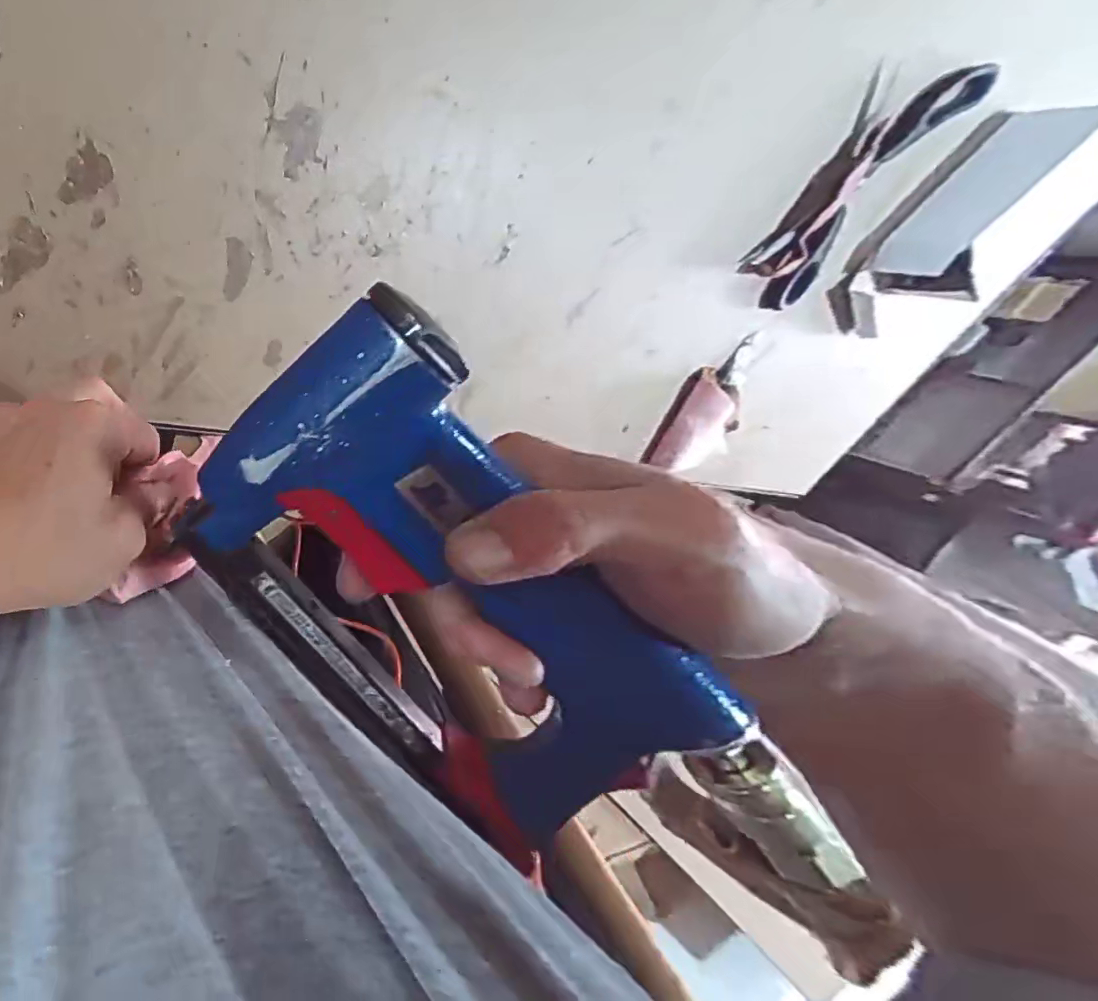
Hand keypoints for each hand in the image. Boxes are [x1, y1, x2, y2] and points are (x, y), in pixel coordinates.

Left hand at [0, 380, 160, 623]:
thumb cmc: (45, 549)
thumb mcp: (120, 541)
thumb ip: (151, 507)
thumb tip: (158, 489)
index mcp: (95, 419)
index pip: (147, 439)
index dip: (149, 478)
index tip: (131, 512)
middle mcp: (53, 403)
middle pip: (103, 421)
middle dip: (112, 456)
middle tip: (101, 501)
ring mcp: (9, 416)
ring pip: (62, 428)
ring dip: (74, 455)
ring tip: (60, 502)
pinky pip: (26, 441)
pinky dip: (37, 462)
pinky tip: (23, 500)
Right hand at [343, 433, 838, 712]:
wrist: (801, 646)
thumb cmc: (740, 571)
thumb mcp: (667, 535)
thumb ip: (566, 527)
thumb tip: (461, 552)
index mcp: (518, 472)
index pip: (424, 483)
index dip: (381, 524)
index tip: (361, 580)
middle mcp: (506, 511)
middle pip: (433, 556)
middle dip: (458, 616)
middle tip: (504, 660)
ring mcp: (519, 565)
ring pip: (459, 604)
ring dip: (486, 650)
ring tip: (539, 680)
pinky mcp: (535, 612)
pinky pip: (490, 638)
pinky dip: (504, 671)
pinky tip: (541, 691)